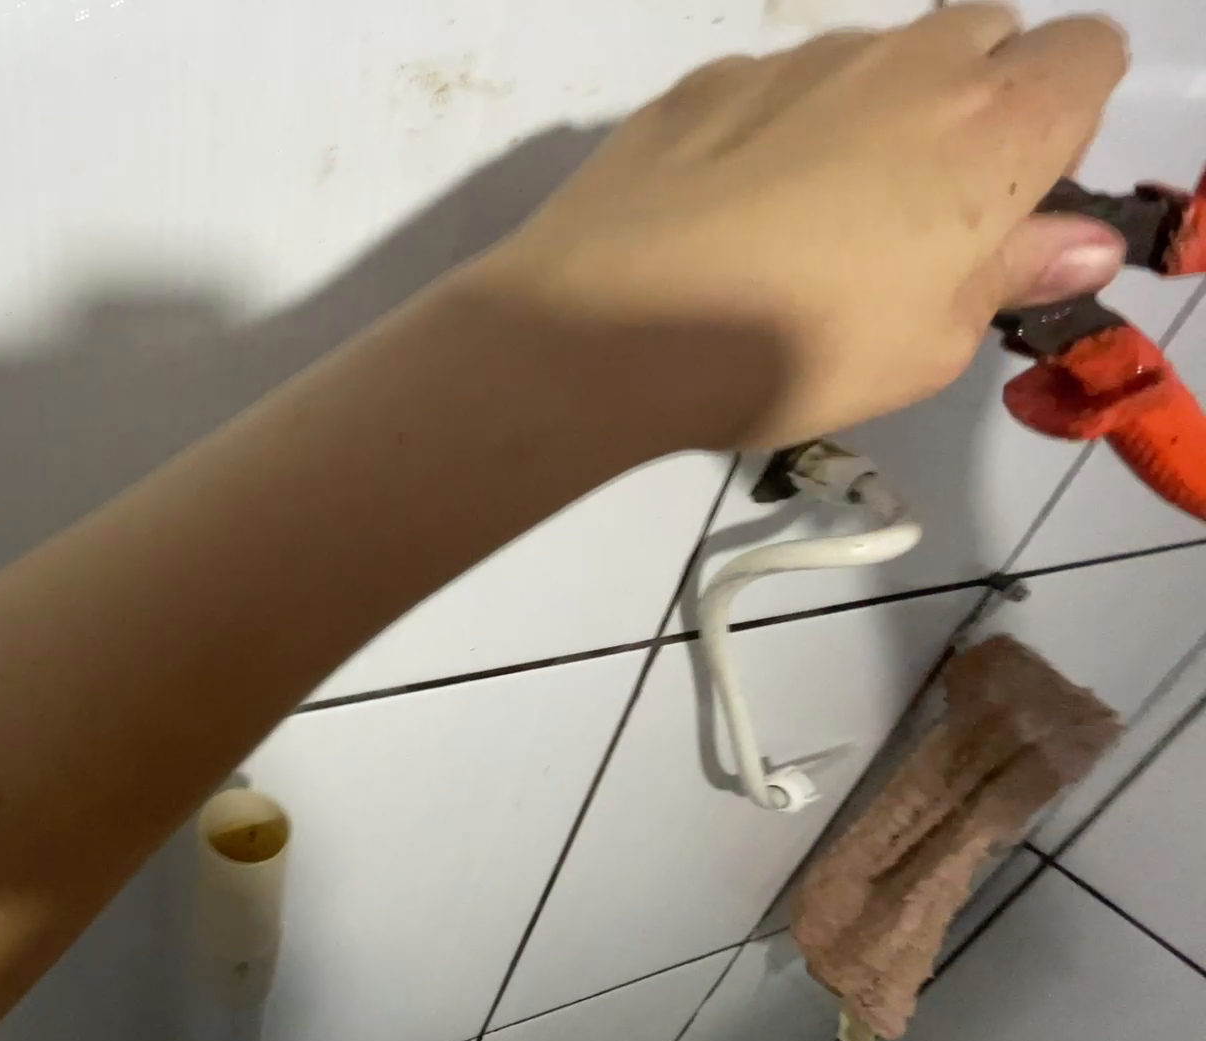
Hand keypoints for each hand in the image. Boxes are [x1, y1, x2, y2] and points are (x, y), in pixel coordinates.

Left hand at [476, 3, 1129, 449]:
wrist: (596, 340)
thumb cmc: (772, 359)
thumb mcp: (914, 355)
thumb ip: (1001, 281)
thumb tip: (1068, 241)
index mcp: (992, 124)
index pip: (1083, 60)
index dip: (1045, 129)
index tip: (989, 202)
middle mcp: (893, 65)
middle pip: (969, 42)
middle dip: (952, 108)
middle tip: (879, 216)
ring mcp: (775, 70)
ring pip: (850, 64)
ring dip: (843, 118)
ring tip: (769, 222)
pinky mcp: (681, 96)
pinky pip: (746, 93)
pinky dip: (746, 133)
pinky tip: (696, 210)